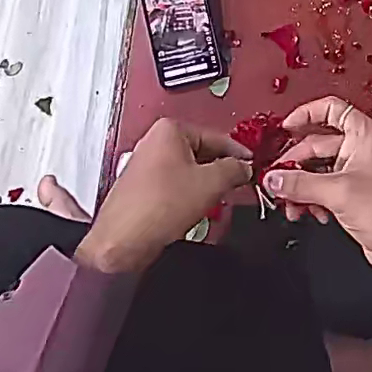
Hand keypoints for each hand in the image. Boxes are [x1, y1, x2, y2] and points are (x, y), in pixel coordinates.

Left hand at [74, 118, 251, 273]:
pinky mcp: (142, 187)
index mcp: (169, 130)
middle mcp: (154, 141)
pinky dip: (188, 194)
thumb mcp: (211, 183)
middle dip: (220, 170)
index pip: (216, 137)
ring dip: (205, 185)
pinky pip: (175, 184)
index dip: (238, 153)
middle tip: (237, 184)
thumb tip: (243, 167)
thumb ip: (234, 169)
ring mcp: (146, 164)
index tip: (250, 165)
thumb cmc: (158, 207)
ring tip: (214, 200)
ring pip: (189, 170)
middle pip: (202, 152)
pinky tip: (194, 210)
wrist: (122, 242)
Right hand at [263, 97, 371, 296]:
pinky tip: (310, 213)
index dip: (306, 114)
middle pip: (318, 143)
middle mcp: (361, 149)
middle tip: (276, 179)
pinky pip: (323, 187)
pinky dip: (312, 198)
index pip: (332, 109)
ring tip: (290, 204)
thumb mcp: (338, 192)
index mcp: (365, 135)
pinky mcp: (353, 193)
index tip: (285, 128)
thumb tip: (273, 178)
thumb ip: (300, 183)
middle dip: (295, 163)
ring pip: (317, 169)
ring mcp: (357, 171)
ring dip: (300, 185)